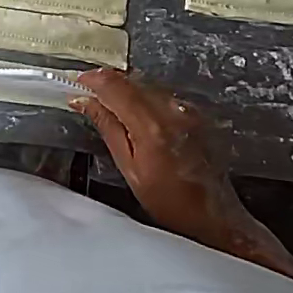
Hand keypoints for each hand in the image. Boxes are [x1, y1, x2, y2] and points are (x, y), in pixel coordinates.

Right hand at [71, 69, 243, 241]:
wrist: (212, 213)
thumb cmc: (167, 201)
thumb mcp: (129, 168)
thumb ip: (108, 127)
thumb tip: (83, 101)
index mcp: (151, 125)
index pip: (117, 86)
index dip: (94, 79)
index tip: (79, 81)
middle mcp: (171, 108)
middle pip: (132, 80)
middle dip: (109, 83)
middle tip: (90, 95)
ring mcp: (186, 107)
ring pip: (147, 84)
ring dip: (127, 89)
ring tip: (111, 106)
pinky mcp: (195, 110)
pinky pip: (162, 94)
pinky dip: (145, 97)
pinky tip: (138, 115)